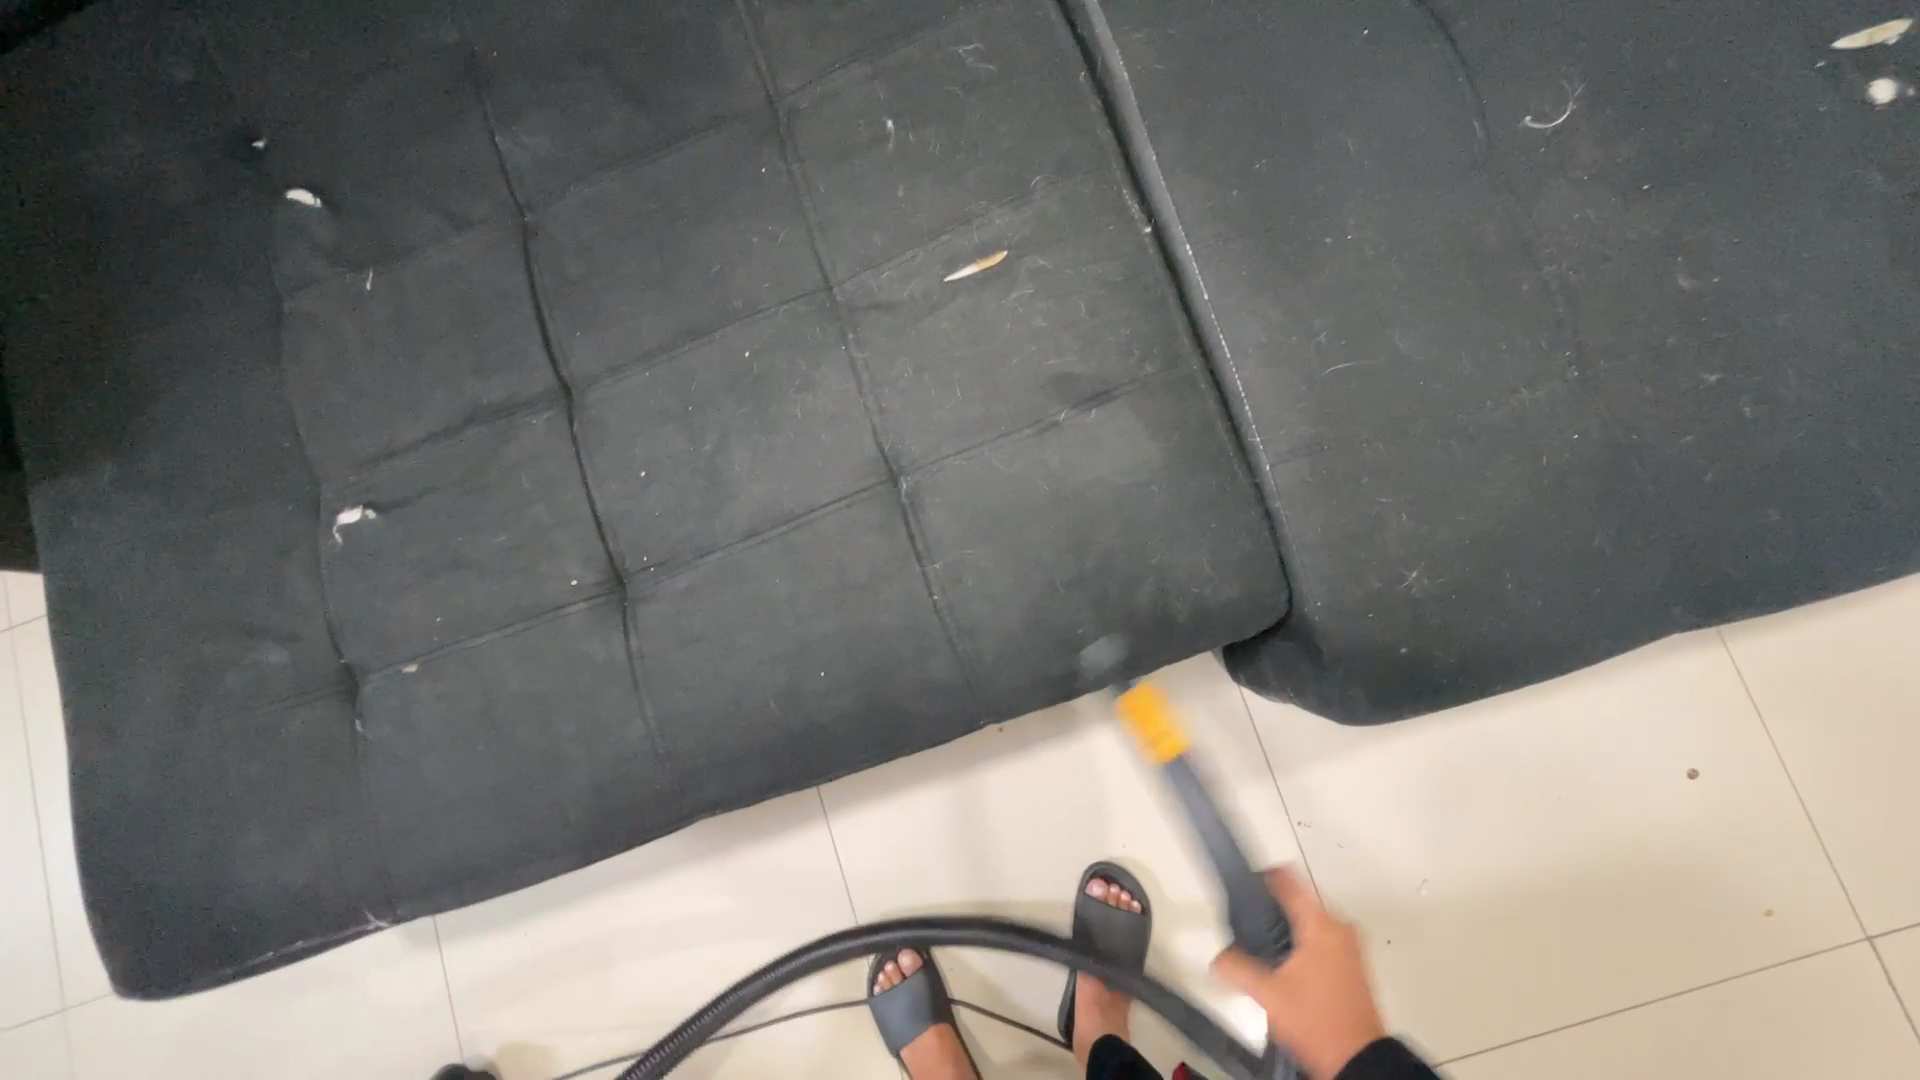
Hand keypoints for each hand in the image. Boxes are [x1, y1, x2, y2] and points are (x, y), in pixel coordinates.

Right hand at [1211, 868, 1386, 1079]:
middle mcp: (1339, 928)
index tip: (1242, 882)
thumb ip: (1235, 968)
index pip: (1285, 878)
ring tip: (1263, 947)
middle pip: (1296, 899)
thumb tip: (1217, 959)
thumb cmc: (1320, 1024)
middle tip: (1248, 924)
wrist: (1360, 1063)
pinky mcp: (1353, 963)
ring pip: (1308, 919)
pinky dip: (1301, 941)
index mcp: (1321, 924)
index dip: (1260, 876)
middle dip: (1270, 909)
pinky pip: (1320, 936)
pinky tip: (1284, 964)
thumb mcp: (1267, 994)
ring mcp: (1350, 946)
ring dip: (1286, 927)